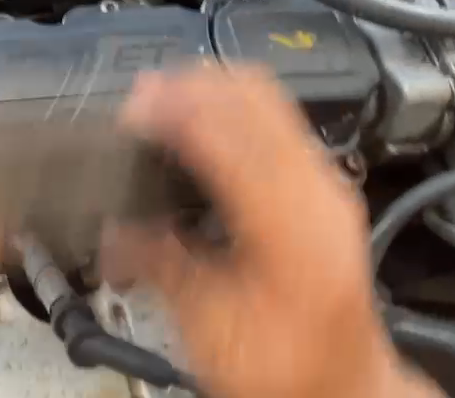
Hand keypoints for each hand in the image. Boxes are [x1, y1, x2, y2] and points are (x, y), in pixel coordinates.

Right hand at [108, 65, 440, 397]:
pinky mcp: (318, 175)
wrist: (344, 387)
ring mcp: (324, 177)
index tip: (129, 113)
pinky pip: (271, 108)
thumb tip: (110, 225)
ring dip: (204, 87)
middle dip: (185, 88)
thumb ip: (158, 263)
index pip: (229, 138)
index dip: (174, 114)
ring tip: (158, 101)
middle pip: (250, 96)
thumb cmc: (286, 367)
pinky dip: (224, 98)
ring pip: (262, 93)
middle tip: (137, 103)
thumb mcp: (210, 330)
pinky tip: (193, 112)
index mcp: (294, 230)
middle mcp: (318, 191)